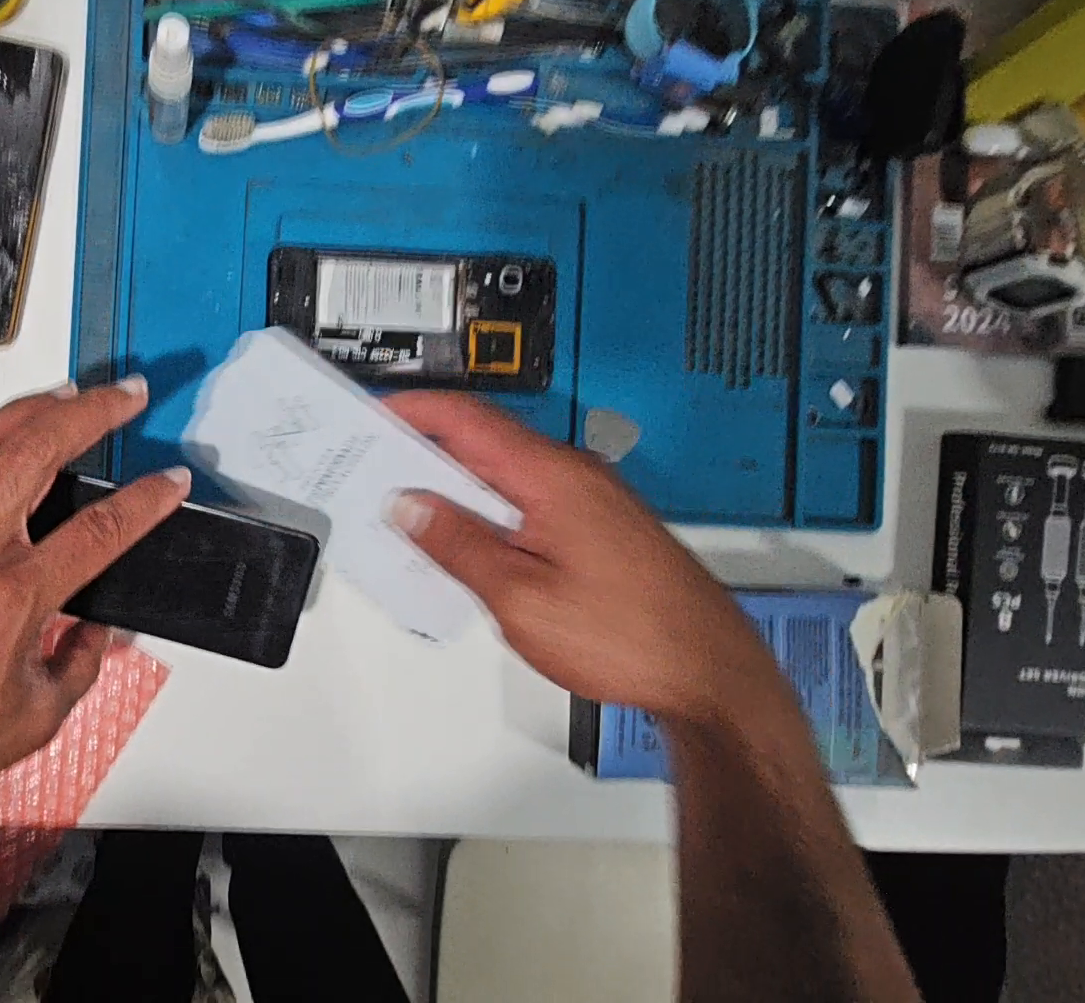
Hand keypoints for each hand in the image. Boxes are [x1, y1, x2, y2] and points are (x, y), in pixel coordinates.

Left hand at [0, 378, 189, 832]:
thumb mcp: (33, 718)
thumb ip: (77, 665)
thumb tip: (94, 634)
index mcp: (6, 603)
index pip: (95, 532)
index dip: (145, 502)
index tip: (170, 483)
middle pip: (33, 455)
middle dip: (89, 413)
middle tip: (123, 395)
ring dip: (26, 409)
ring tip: (63, 394)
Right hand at [383, 392, 777, 723]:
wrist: (712, 675)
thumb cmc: (628, 637)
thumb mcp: (519, 596)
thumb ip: (457, 545)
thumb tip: (410, 506)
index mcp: (550, 477)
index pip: (466, 419)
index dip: (412, 410)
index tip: (372, 415)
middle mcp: (572, 475)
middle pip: (481, 441)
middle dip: (422, 451)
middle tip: (373, 471)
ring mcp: (586, 498)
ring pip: (500, 473)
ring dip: (452, 486)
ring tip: (407, 511)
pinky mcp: (593, 523)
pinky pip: (523, 499)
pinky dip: (483, 509)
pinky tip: (463, 541)